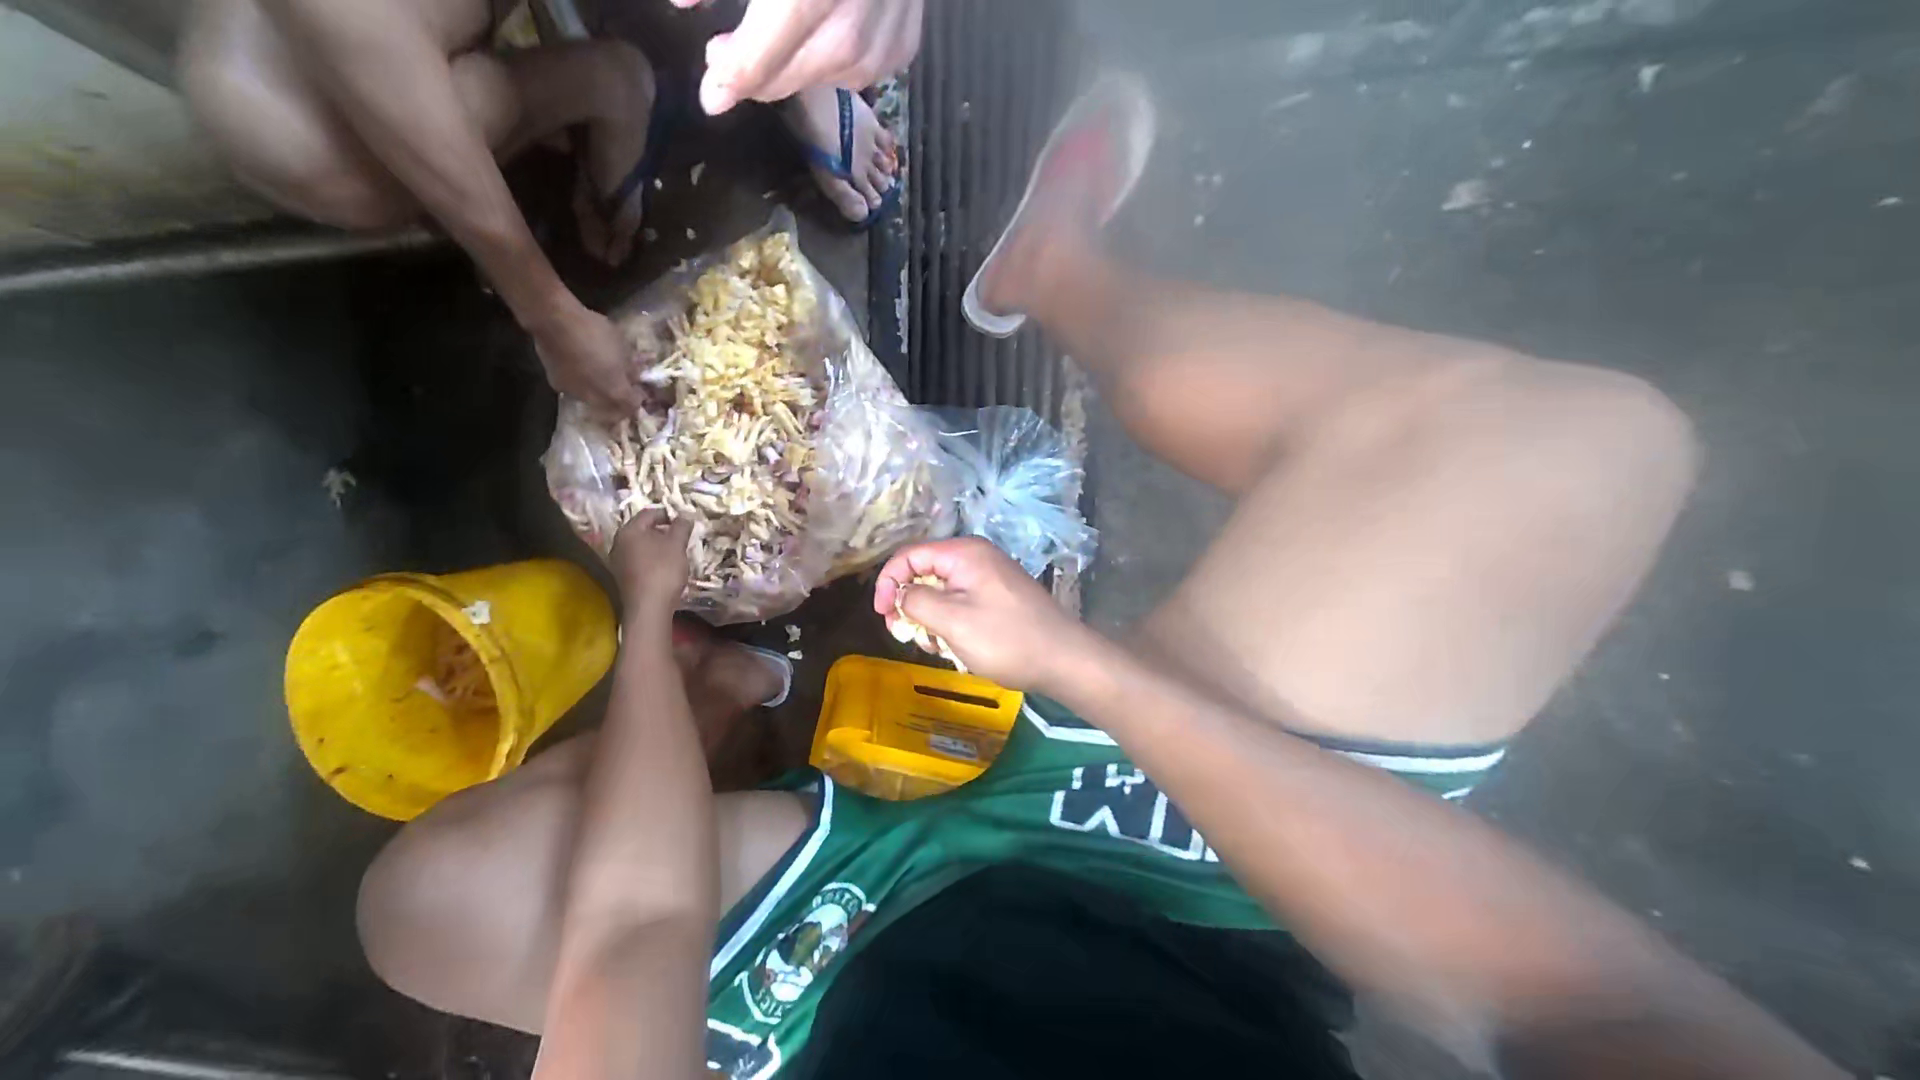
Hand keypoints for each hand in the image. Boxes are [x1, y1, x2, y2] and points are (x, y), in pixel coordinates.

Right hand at [533, 305, 642, 417]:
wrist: (554, 322)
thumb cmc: (595, 332)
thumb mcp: (623, 347)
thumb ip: (631, 368)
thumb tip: (635, 378)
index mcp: (615, 391)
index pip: (632, 406)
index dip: (638, 398)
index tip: (639, 389)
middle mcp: (595, 400)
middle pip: (612, 408)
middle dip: (619, 400)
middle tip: (622, 386)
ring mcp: (574, 394)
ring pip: (594, 401)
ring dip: (601, 393)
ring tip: (601, 375)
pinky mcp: (557, 385)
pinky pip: (576, 390)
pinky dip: (584, 384)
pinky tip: (583, 370)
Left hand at [612, 510, 693, 618]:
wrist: (648, 607)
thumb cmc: (663, 570)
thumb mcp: (677, 545)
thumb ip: (681, 527)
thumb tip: (685, 515)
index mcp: (629, 531)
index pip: (649, 513)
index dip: (667, 513)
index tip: (684, 521)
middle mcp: (618, 542)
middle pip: (642, 529)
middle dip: (662, 530)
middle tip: (680, 536)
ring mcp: (617, 560)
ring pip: (640, 545)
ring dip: (657, 545)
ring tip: (675, 552)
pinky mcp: (622, 576)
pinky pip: (637, 559)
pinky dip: (651, 558)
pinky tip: (664, 567)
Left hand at [673, 0, 923, 114]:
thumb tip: (682, 5)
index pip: (759, 60)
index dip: (730, 79)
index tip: (711, 95)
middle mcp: (852, 21)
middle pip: (795, 77)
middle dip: (761, 78)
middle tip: (733, 61)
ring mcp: (887, 30)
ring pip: (833, 78)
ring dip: (800, 69)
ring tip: (779, 45)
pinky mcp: (907, 34)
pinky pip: (870, 69)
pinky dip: (843, 63)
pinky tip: (826, 39)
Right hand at [872, 537, 1088, 691]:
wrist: (1064, 659)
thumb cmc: (1006, 639)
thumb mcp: (952, 621)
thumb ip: (916, 601)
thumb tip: (900, 593)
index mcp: (964, 553)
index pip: (909, 555)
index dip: (888, 582)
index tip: (882, 615)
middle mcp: (976, 557)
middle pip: (925, 572)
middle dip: (910, 604)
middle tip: (909, 637)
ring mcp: (989, 576)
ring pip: (942, 591)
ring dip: (931, 619)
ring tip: (939, 648)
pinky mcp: (998, 596)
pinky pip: (961, 602)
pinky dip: (951, 622)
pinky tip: (958, 647)